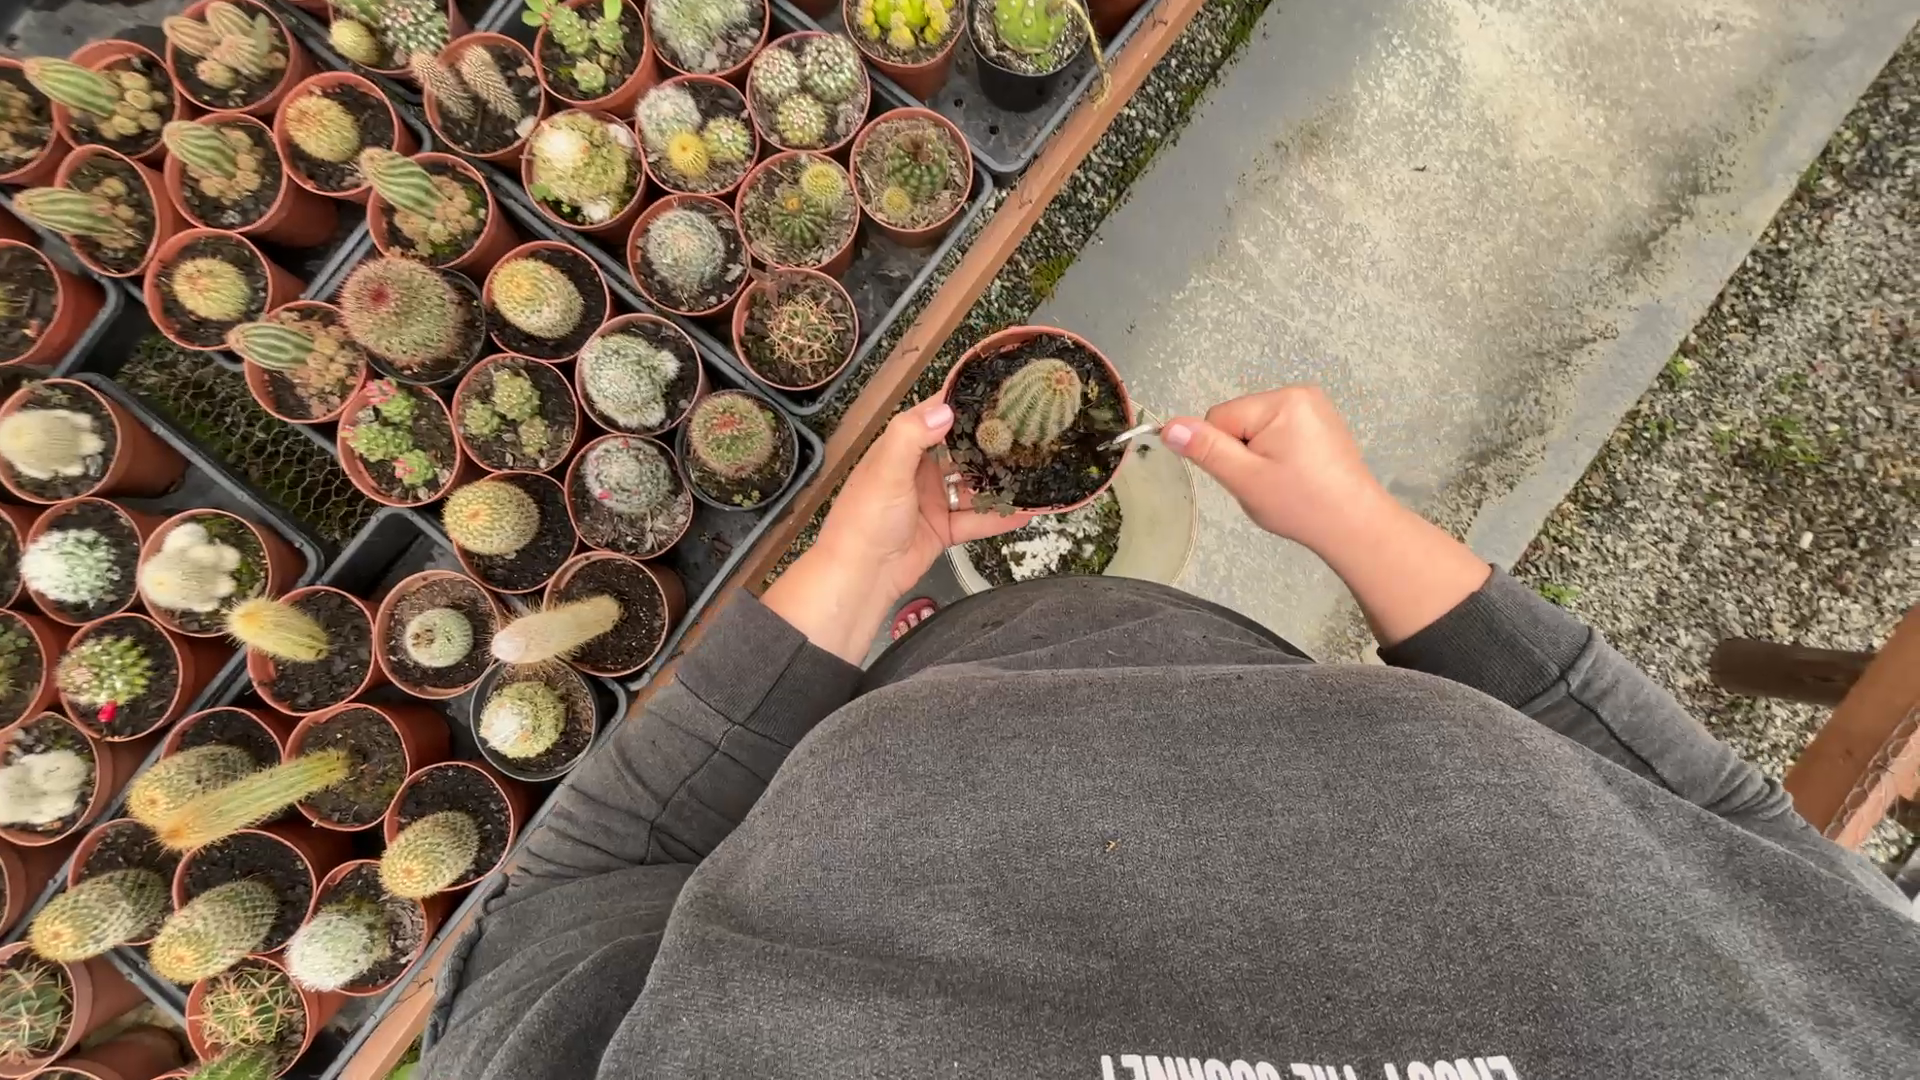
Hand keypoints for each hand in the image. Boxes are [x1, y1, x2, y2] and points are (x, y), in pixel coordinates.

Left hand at [763, 398, 1032, 661]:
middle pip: (960, 449)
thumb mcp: (886, 470)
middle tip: (1027, 427)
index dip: (960, 397)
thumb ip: (912, 436)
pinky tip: (1025, 510)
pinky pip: (976, 520)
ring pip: (972, 485)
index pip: (933, 414)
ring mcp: (932, 501)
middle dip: (989, 440)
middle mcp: (918, 472)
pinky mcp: (942, 529)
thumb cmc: (865, 519)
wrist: (860, 575)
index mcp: (900, 449)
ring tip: (1033, 467)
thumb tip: (945, 409)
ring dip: (998, 480)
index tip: (991, 382)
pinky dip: (998, 517)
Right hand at [1160, 387, 1392, 555]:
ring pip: (1253, 428)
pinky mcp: (1319, 421)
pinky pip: (1275, 431)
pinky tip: (1292, 474)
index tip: (1248, 475)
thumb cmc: (1300, 504)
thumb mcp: (1245, 479)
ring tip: (1280, 480)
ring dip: (1256, 455)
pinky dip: (1275, 453)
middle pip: (1236, 420)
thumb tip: (1169, 426)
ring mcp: (1313, 406)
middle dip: (1241, 452)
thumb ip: (1205, 449)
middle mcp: (1299, 393)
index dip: (1222, 452)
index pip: (1218, 418)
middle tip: (1265, 482)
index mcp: (1281, 402)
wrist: (1355, 525)